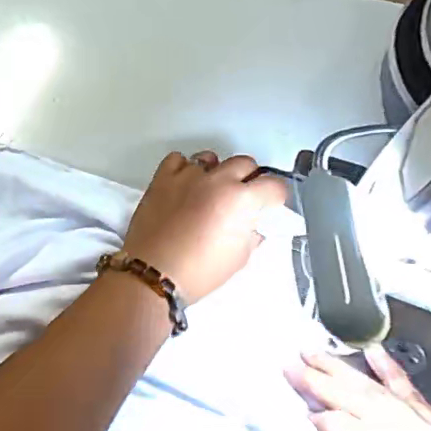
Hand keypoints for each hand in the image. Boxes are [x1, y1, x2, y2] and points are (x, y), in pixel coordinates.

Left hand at [121, 151, 288, 302]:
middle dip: (249, 178)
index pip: (273, 185)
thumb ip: (251, 236)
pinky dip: (184, 168)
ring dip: (216, 170)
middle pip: (245, 163)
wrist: (153, 273)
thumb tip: (253, 227)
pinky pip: (178, 159)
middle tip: (243, 196)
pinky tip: (184, 184)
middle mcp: (217, 180)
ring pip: (210, 158)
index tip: (272, 202)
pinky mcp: (163, 177)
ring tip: (211, 189)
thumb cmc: (199, 272)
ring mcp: (188, 175)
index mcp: (240, 200)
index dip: (277, 195)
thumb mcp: (238, 259)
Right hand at [289, 347, 430, 430]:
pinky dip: (394, 374)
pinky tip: (374, 353)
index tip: (288, 399)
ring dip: (349, 372)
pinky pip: (419, 400)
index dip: (318, 419)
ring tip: (317, 351)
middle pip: (367, 406)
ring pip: (388, 397)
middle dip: (324, 381)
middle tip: (291, 360)